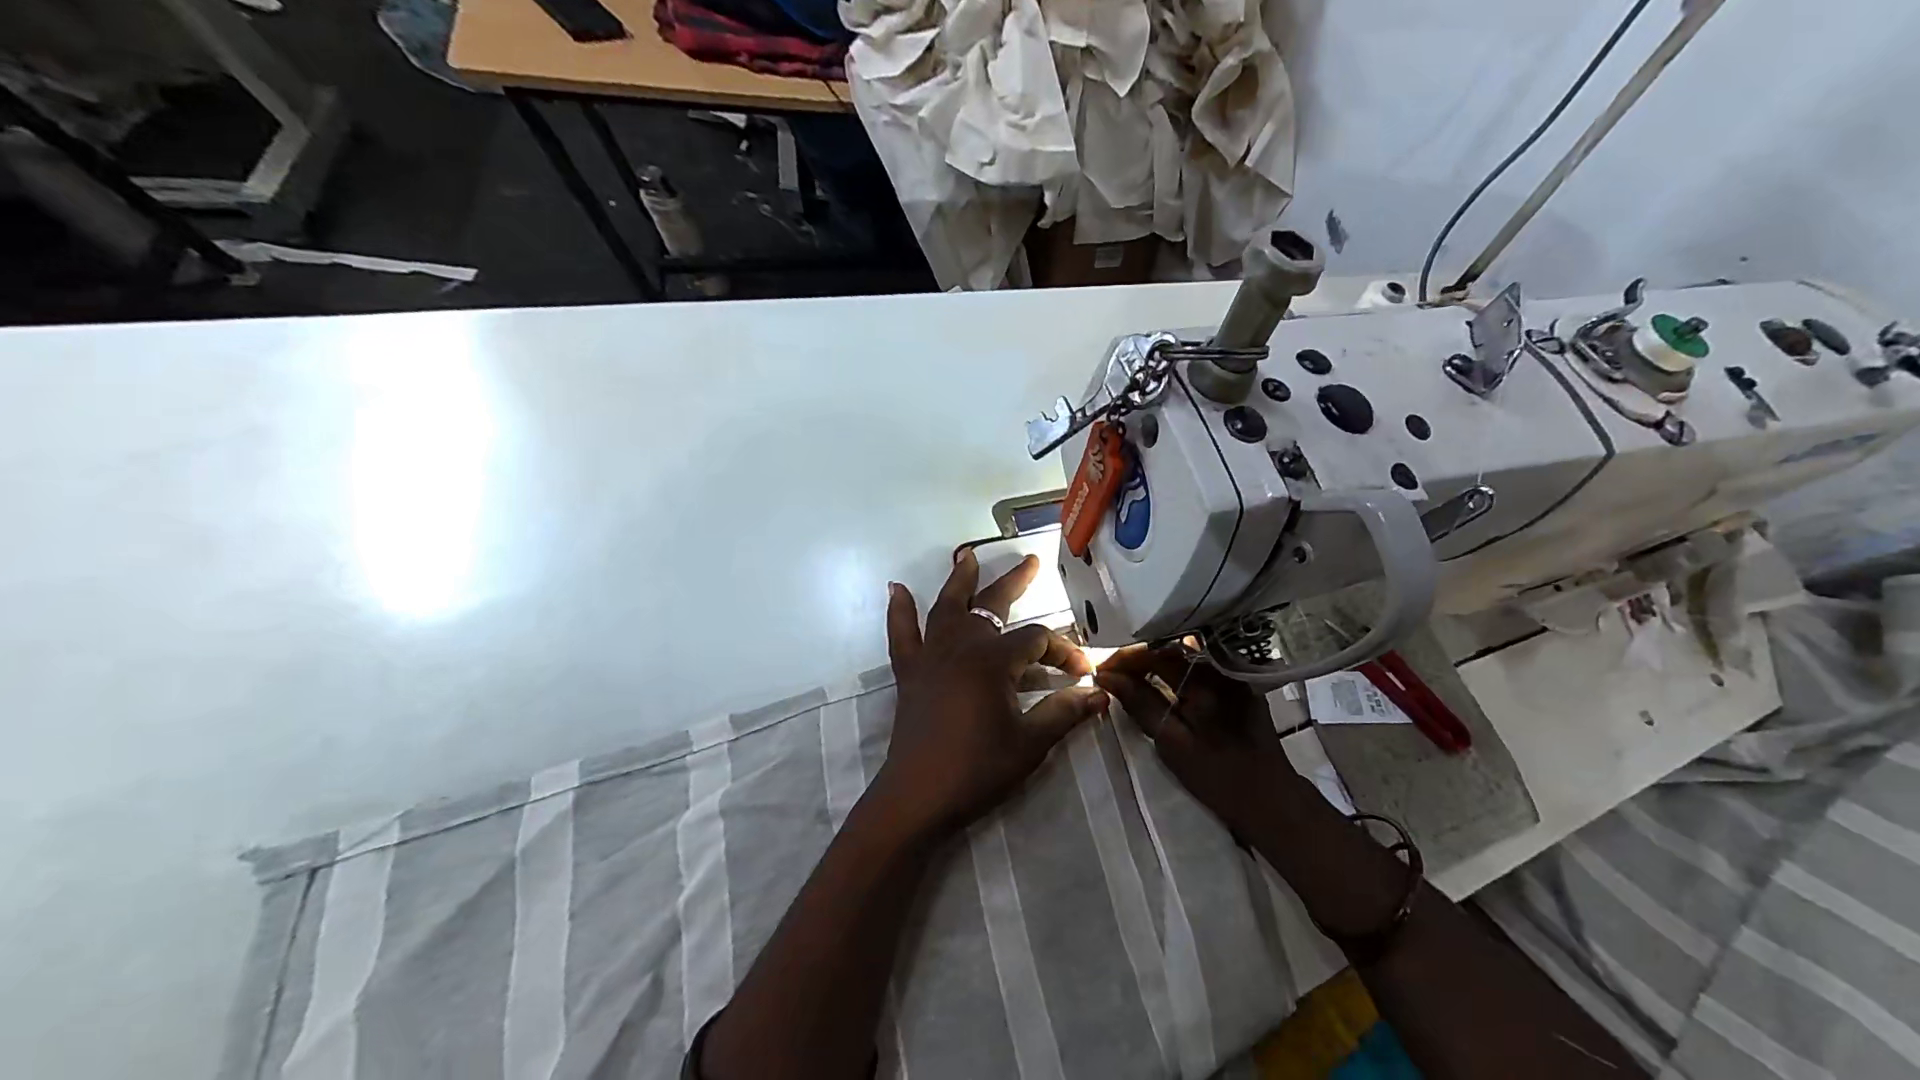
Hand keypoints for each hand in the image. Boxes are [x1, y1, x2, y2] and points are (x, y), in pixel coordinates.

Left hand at [870, 550, 1108, 838]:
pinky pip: (902, 635)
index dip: (1063, 653)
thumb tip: (1100, 694)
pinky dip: (899, 611)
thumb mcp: (1030, 743)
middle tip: (1031, 562)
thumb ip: (1064, 713)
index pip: (1036, 641)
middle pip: (991, 606)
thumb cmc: (977, 769)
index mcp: (993, 661)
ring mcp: (930, 657)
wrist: (918, 796)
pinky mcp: (909, 673)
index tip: (1083, 674)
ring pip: (946, 609)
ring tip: (966, 556)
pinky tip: (896, 589)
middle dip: (1014, 583)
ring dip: (959, 581)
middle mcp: (960, 647)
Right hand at [1095, 644, 1291, 834]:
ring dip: (1156, 659)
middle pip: (1171, 647)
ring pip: (1185, 653)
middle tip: (1112, 671)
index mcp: (1205, 681)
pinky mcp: (1239, 683)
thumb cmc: (1217, 777)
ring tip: (1130, 673)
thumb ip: (1140, 704)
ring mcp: (1234, 673)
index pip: (1156, 653)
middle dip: (1138, 655)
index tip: (1101, 669)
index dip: (1124, 658)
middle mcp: (1222, 668)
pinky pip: (1200, 664)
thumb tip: (1107, 676)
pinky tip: (1160, 679)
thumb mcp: (1171, 743)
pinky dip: (1176, 667)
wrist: (1270, 798)